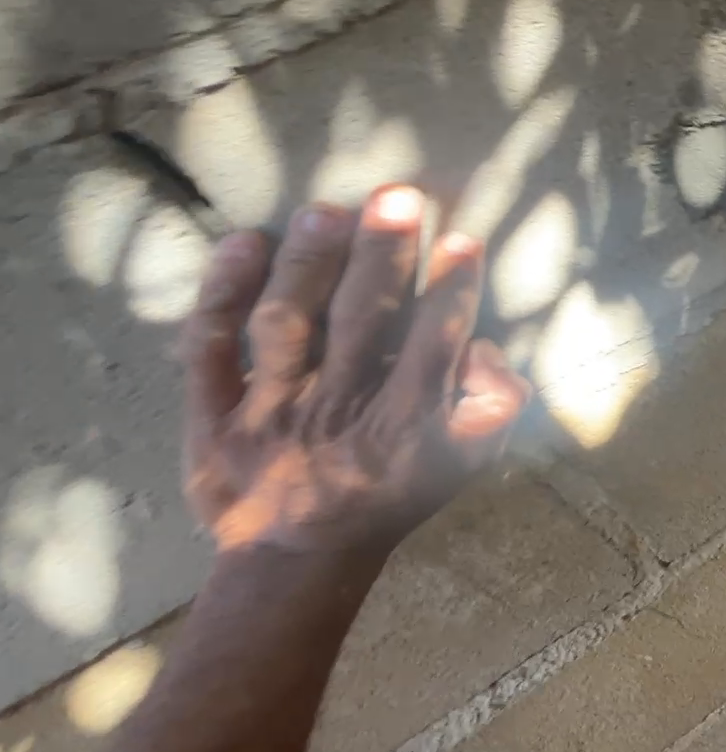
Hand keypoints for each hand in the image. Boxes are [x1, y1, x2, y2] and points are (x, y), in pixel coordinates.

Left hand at [179, 186, 529, 557]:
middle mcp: (337, 410)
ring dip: (309, 264)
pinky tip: (242, 244)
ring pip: (287, 326)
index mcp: (404, 425)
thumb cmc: (397, 493)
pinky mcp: (210, 412)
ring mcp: (267, 410)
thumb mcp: (467, 464)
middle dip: (382, 258)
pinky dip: (219, 295)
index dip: (451, 292)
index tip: (463, 240)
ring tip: (329, 210)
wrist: (298, 553)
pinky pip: (208, 349)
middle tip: (396, 198)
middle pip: (361, 323)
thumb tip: (485, 351)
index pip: (433, 345)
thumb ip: (492, 408)